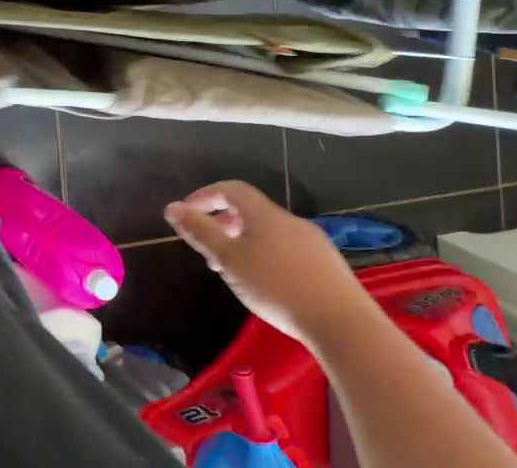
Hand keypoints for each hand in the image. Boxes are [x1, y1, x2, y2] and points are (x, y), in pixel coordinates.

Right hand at [165, 181, 378, 348]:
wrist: (345, 327)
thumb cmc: (277, 287)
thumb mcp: (228, 260)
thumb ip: (200, 232)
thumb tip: (172, 207)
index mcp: (264, 214)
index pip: (230, 189)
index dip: (204, 196)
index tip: (186, 214)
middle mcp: (290, 221)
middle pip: (250, 211)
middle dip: (223, 225)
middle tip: (208, 251)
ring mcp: (314, 243)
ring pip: (269, 233)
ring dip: (245, 243)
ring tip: (235, 272)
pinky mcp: (329, 266)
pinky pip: (289, 250)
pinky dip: (268, 256)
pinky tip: (268, 284)